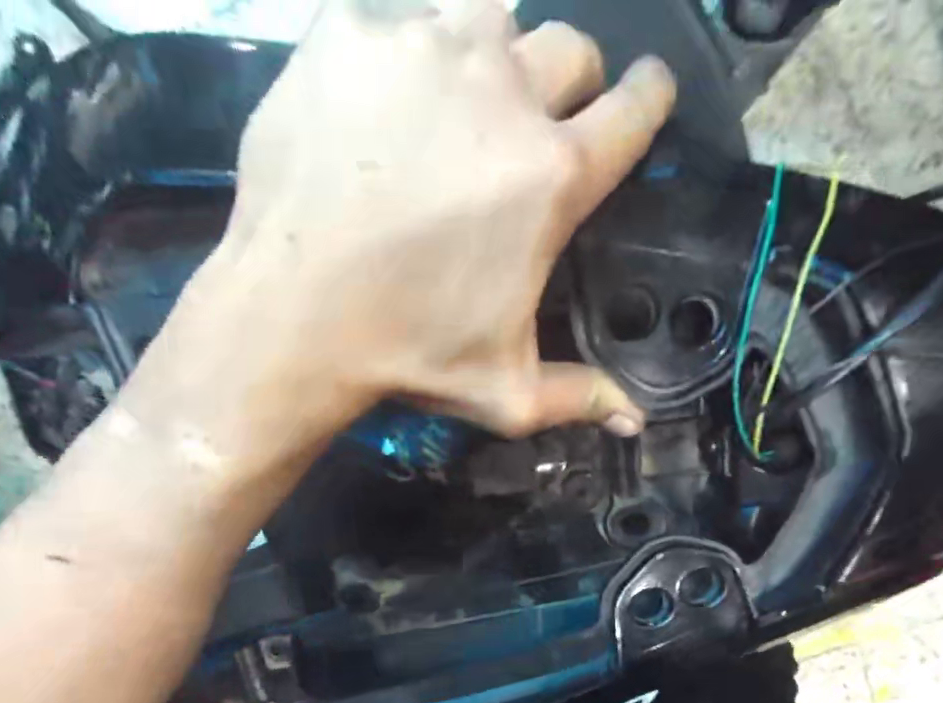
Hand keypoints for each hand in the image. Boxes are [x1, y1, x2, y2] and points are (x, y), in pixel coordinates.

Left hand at [130, 0, 670, 469]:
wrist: (292, 318)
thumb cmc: (412, 354)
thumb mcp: (509, 391)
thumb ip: (580, 395)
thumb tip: (636, 422)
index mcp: (554, 175)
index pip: (636, 107)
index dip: (650, 97)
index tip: (645, 96)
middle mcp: (503, 93)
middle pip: (571, 48)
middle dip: (571, 82)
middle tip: (534, 126)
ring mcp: (423, 50)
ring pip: (491, 16)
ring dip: (493, 55)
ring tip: (461, 107)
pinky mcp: (348, 37)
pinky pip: (400, 22)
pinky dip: (407, 57)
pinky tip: (382, 110)